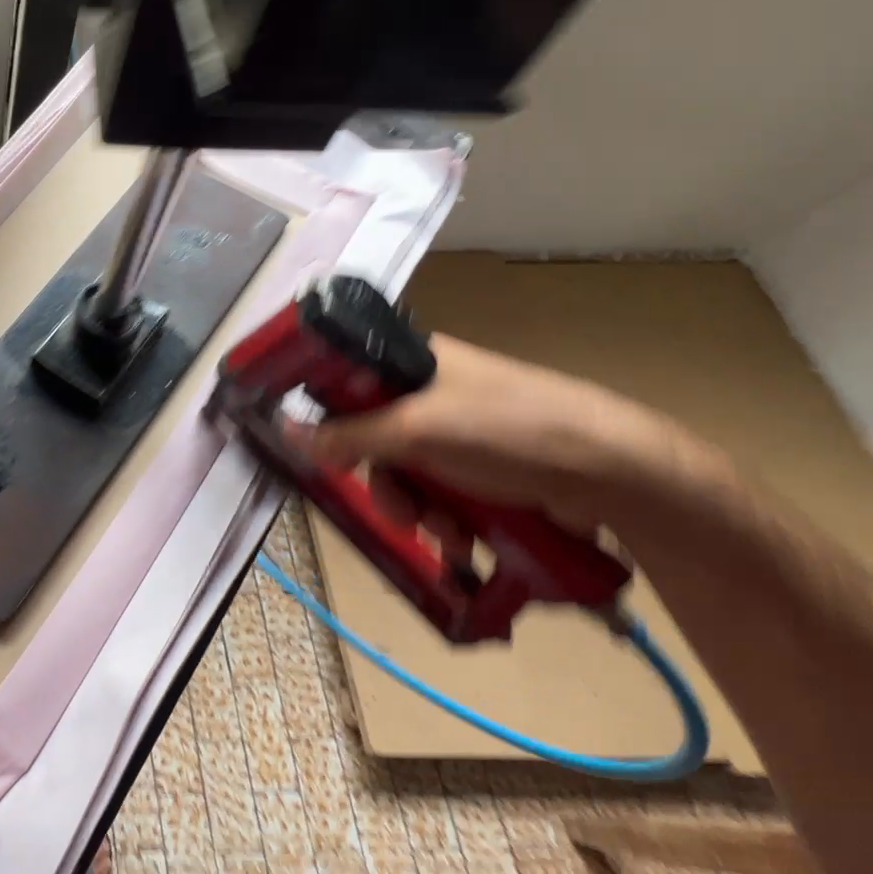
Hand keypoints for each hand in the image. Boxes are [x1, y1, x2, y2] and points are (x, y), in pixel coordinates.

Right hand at [282, 334, 701, 547]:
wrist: (616, 473)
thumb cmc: (509, 430)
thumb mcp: (417, 430)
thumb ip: (349, 435)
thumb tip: (284, 430)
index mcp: (416, 362)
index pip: (349, 383)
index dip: (331, 420)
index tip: (329, 454)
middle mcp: (434, 392)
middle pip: (374, 440)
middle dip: (384, 485)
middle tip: (400, 511)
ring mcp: (463, 432)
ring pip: (407, 474)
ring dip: (417, 511)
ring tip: (447, 534)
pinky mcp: (488, 468)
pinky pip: (443, 494)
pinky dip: (447, 521)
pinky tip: (465, 540)